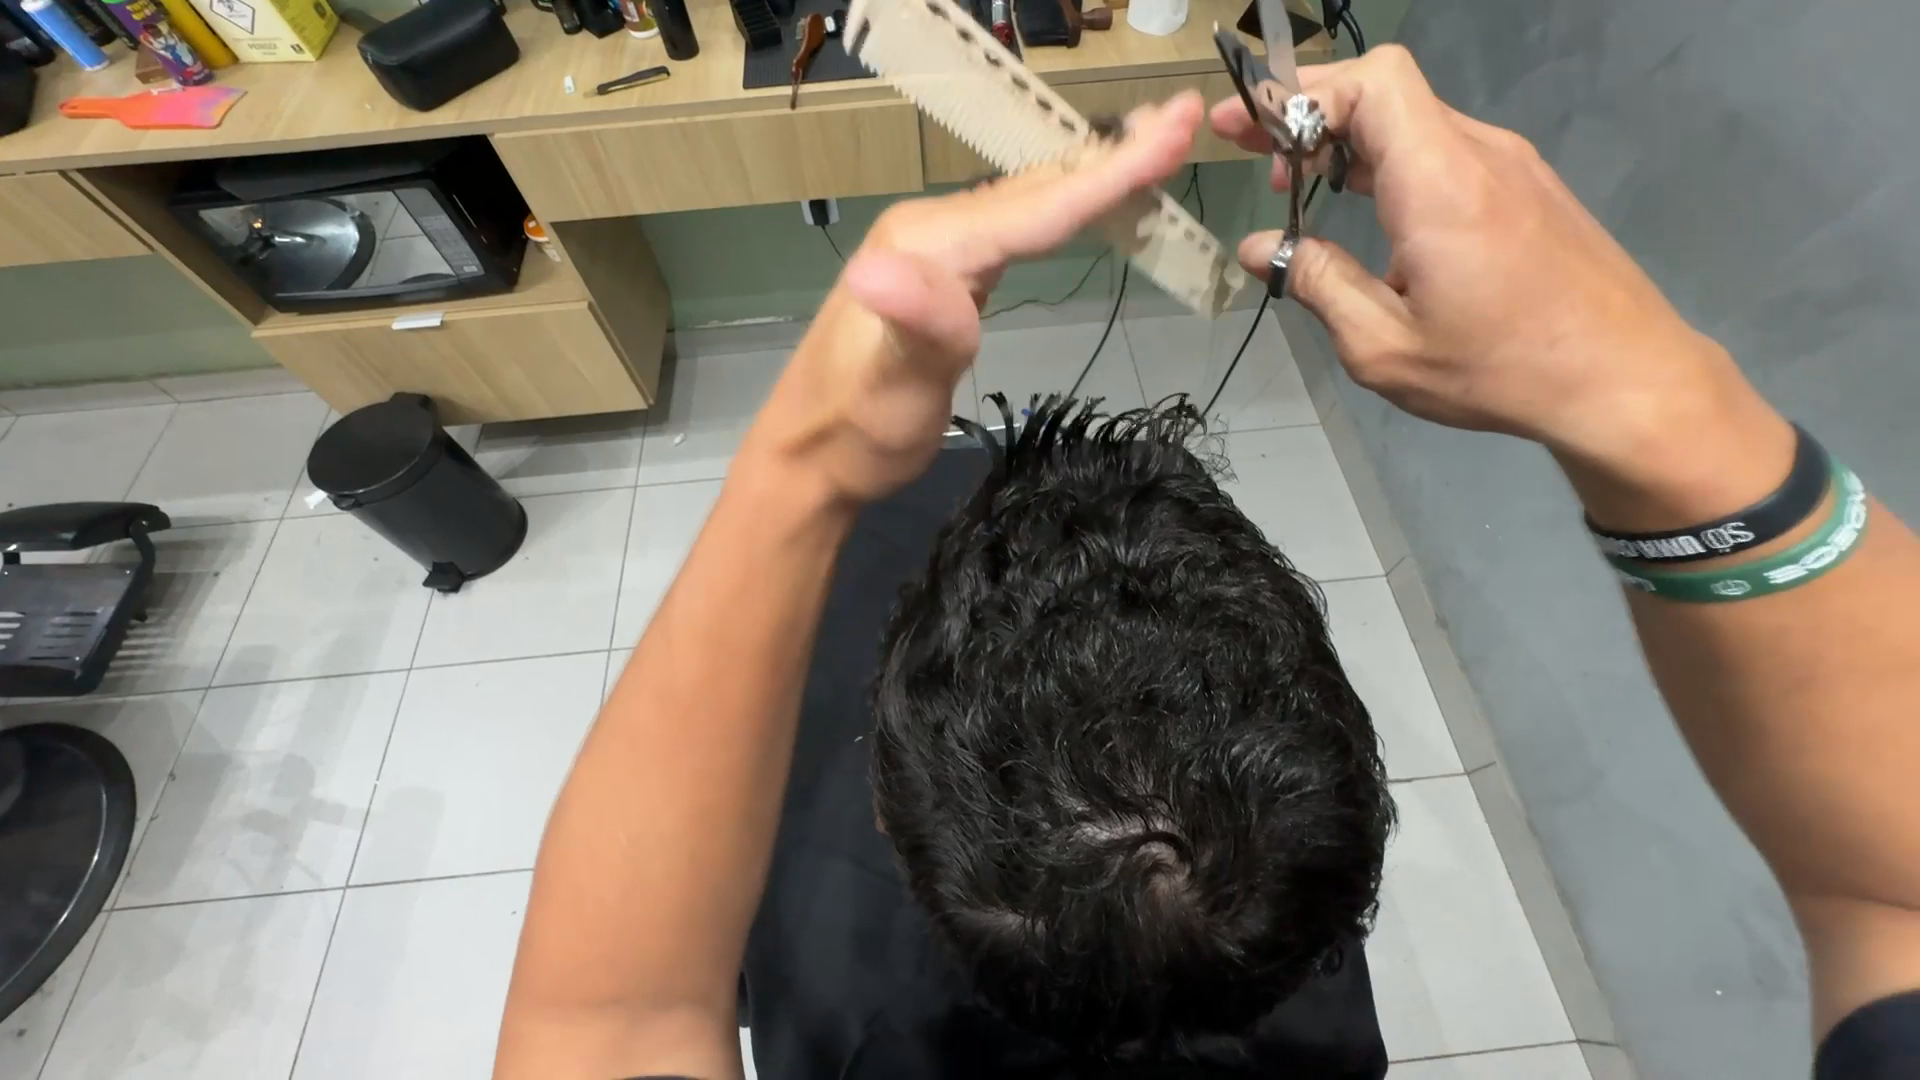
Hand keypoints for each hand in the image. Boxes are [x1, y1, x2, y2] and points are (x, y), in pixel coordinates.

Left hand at [744, 93, 1201, 504]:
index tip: (1179, 130)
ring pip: (1023, 207)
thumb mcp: (893, 386)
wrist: (812, 454)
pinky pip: (1008, 233)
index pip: (1036, 208)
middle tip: (1182, 120)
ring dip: (1087, 178)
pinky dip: (1053, 215)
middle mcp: (927, 232)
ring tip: (1147, 150)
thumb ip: (914, 325)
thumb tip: (885, 264)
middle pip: (1034, 192)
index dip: (1110, 174)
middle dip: (1111, 158)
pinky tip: (1073, 210)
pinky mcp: (934, 277)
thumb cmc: (858, 429)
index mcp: (928, 248)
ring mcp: (929, 252)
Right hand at [1210, 47, 1784, 496]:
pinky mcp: (1519, 187)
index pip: (1372, 85)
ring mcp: (1506, 165)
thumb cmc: (1496, 368)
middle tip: (1247, 146)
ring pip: (1409, 119)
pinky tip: (1352, 202)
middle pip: (1384, 91)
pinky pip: (1436, 149)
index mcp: (1440, 185)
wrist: (1621, 377)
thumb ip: (1317, 284)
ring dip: (1341, 139)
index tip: (1247, 129)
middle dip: (1305, 109)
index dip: (1301, 93)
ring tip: (1288, 181)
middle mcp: (1477, 155)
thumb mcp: (1382, 345)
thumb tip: (1258, 248)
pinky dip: (1380, 160)